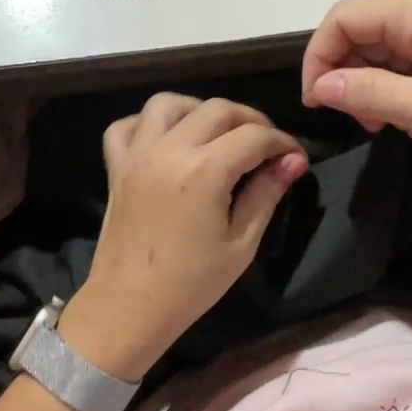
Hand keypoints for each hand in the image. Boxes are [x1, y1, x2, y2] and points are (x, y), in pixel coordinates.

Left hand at [58, 94, 307, 382]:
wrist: (128, 307)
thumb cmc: (191, 284)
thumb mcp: (240, 244)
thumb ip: (267, 194)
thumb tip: (293, 161)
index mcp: (204, 171)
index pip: (254, 136)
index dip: (282, 142)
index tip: (295, 157)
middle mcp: (168, 151)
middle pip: (216, 110)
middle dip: (250, 120)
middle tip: (265, 147)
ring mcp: (136, 155)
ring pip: (168, 104)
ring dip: (199, 110)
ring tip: (217, 134)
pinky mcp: (116, 167)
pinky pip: (125, 126)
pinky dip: (147, 124)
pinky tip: (167, 141)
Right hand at [300, 0, 411, 168]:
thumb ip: (370, 93)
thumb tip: (321, 85)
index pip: (344, 17)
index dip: (319, 57)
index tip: (318, 104)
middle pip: (364, 30)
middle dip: (347, 74)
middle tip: (360, 123)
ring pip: (388, 48)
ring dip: (373, 85)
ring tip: (385, 126)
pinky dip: (400, 87)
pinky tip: (411, 120)